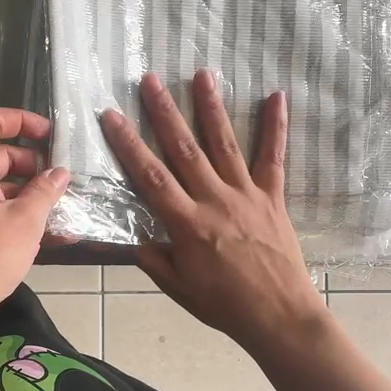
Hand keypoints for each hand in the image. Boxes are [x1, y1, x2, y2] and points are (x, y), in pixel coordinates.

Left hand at [0, 108, 69, 334]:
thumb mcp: (25, 223)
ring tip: (61, 210)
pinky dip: (15, 214)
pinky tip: (49, 236)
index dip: (20, 119)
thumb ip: (45, 192)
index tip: (49, 135)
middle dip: (31, 162)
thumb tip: (59, 173)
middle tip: (60, 181)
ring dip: (28, 192)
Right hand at [100, 70, 325, 353]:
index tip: (111, 116)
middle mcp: (214, 200)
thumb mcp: (178, 287)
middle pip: (184, 149)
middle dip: (164, 112)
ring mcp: (246, 194)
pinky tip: (276, 97)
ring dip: (211, 108)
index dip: (128, 144)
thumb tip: (136, 238)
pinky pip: (273, 157)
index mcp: (186, 223)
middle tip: (150, 79)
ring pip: (224, 144)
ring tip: (202, 74)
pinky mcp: (273, 197)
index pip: (150, 176)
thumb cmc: (223, 305)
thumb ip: (154, 259)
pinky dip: (275, 127)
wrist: (279, 316)